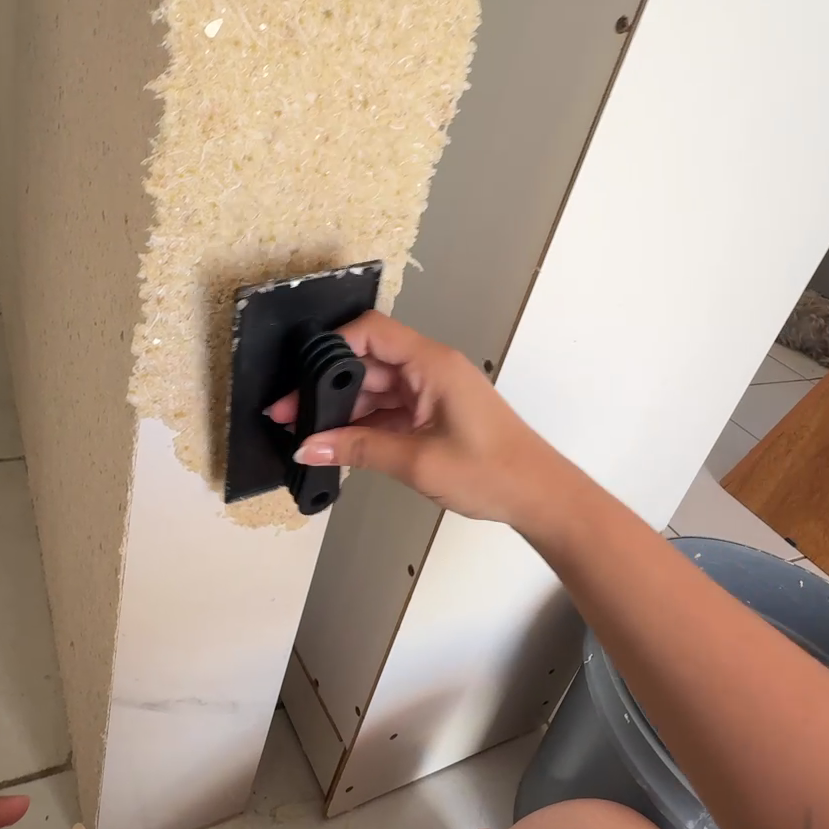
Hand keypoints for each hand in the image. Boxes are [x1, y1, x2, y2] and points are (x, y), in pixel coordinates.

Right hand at [266, 311, 592, 531]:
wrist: (539, 496)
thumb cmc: (493, 472)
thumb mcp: (417, 461)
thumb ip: (358, 450)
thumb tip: (309, 447)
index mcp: (432, 364)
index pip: (372, 332)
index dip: (333, 346)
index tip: (300, 372)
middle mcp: (430, 370)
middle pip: (367, 363)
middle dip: (327, 387)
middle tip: (290, 413)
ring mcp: (431, 392)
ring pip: (375, 389)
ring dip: (343, 411)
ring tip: (307, 433)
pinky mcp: (432, 413)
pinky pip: (388, 410)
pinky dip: (364, 425)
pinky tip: (338, 444)